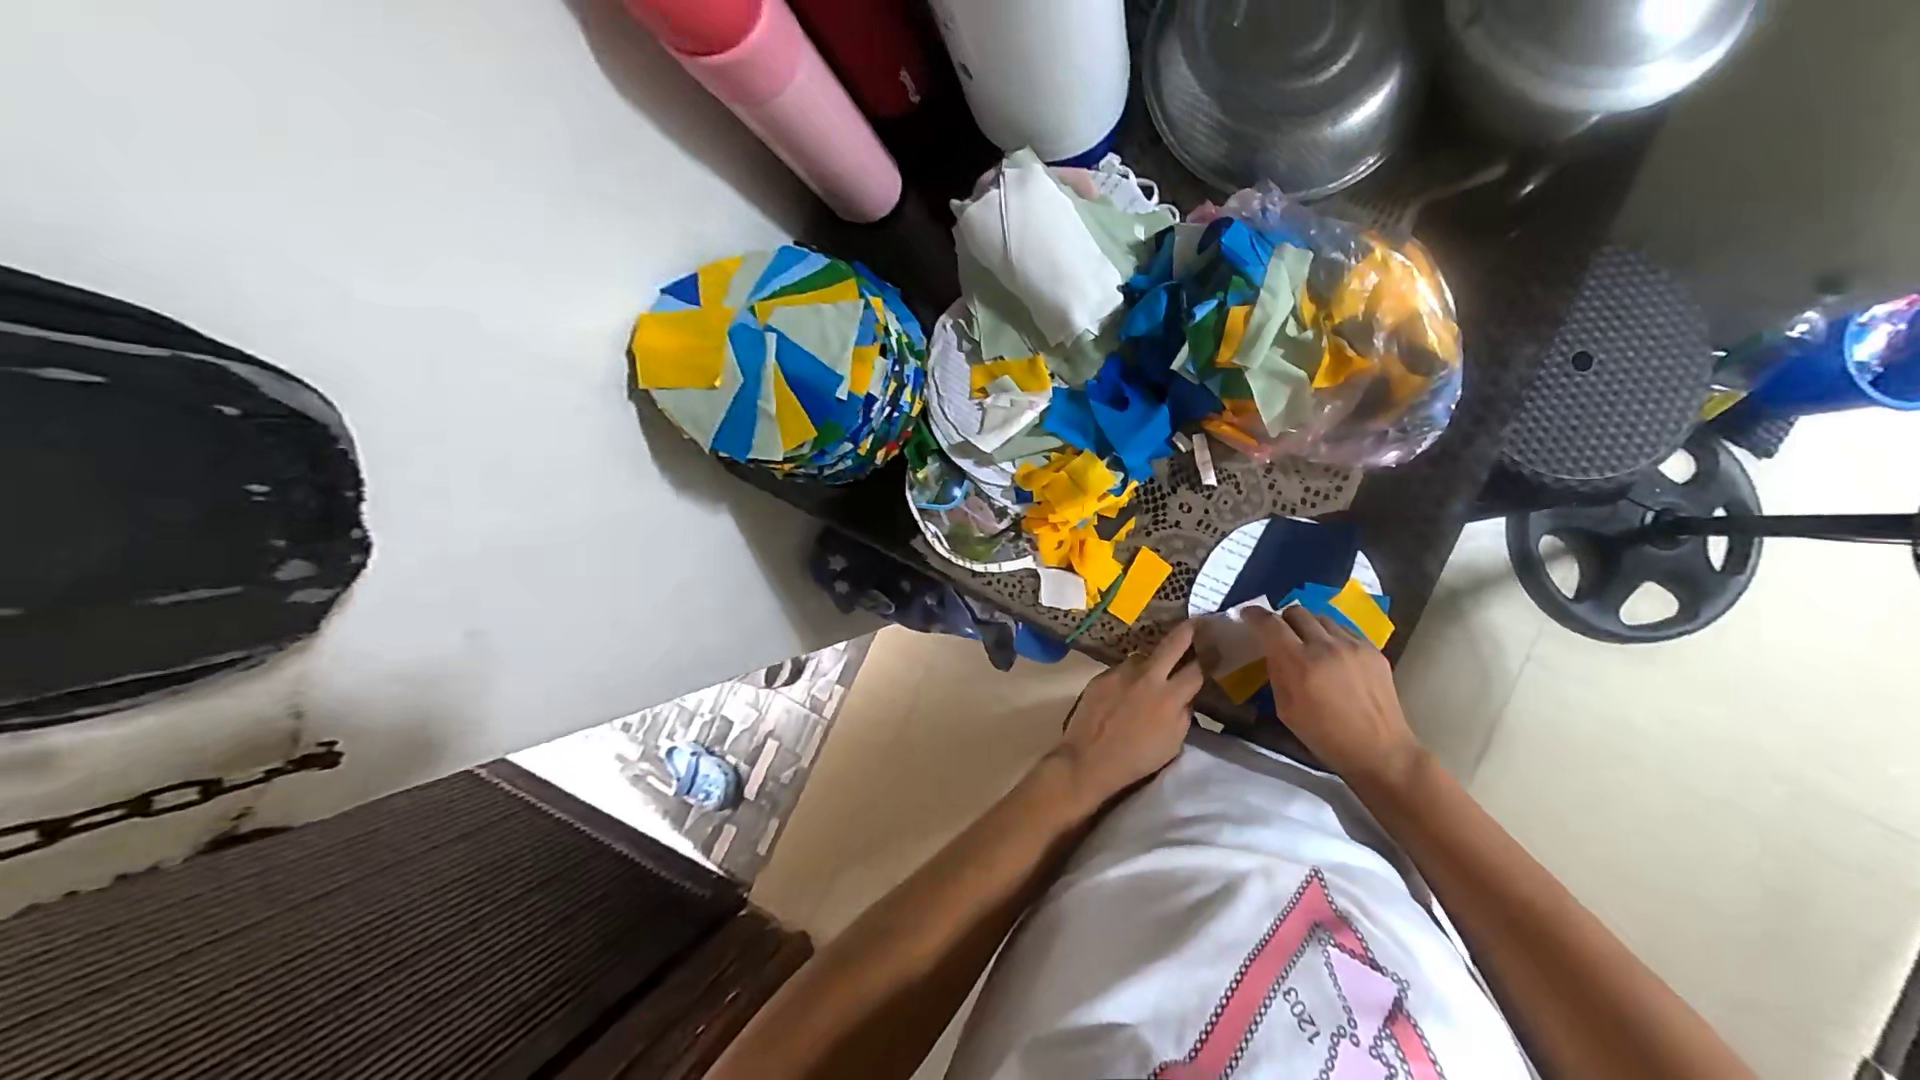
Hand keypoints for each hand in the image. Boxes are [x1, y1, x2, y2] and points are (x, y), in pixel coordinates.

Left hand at [1053, 620, 1204, 805]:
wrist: (1089, 760)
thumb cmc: (1137, 759)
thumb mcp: (1173, 742)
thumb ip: (1183, 713)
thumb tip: (1186, 695)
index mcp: (1170, 696)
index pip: (1198, 668)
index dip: (1210, 656)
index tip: (1216, 646)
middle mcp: (1147, 676)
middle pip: (1173, 643)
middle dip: (1188, 630)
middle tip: (1196, 622)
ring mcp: (1121, 672)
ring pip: (1142, 657)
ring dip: (1149, 663)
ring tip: (1148, 677)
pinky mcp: (1101, 675)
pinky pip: (1121, 670)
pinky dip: (1127, 677)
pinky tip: (1123, 692)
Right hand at [1247, 607, 1422, 787]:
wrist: (1378, 750)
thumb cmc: (1324, 735)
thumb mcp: (1285, 708)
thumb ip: (1277, 673)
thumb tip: (1274, 652)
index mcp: (1298, 662)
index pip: (1270, 623)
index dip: (1255, 615)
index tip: (1248, 615)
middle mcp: (1325, 645)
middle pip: (1297, 612)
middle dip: (1283, 619)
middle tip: (1280, 633)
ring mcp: (1353, 645)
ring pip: (1321, 618)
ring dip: (1308, 625)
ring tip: (1308, 643)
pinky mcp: (1373, 650)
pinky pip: (1344, 630)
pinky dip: (1331, 636)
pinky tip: (1332, 654)